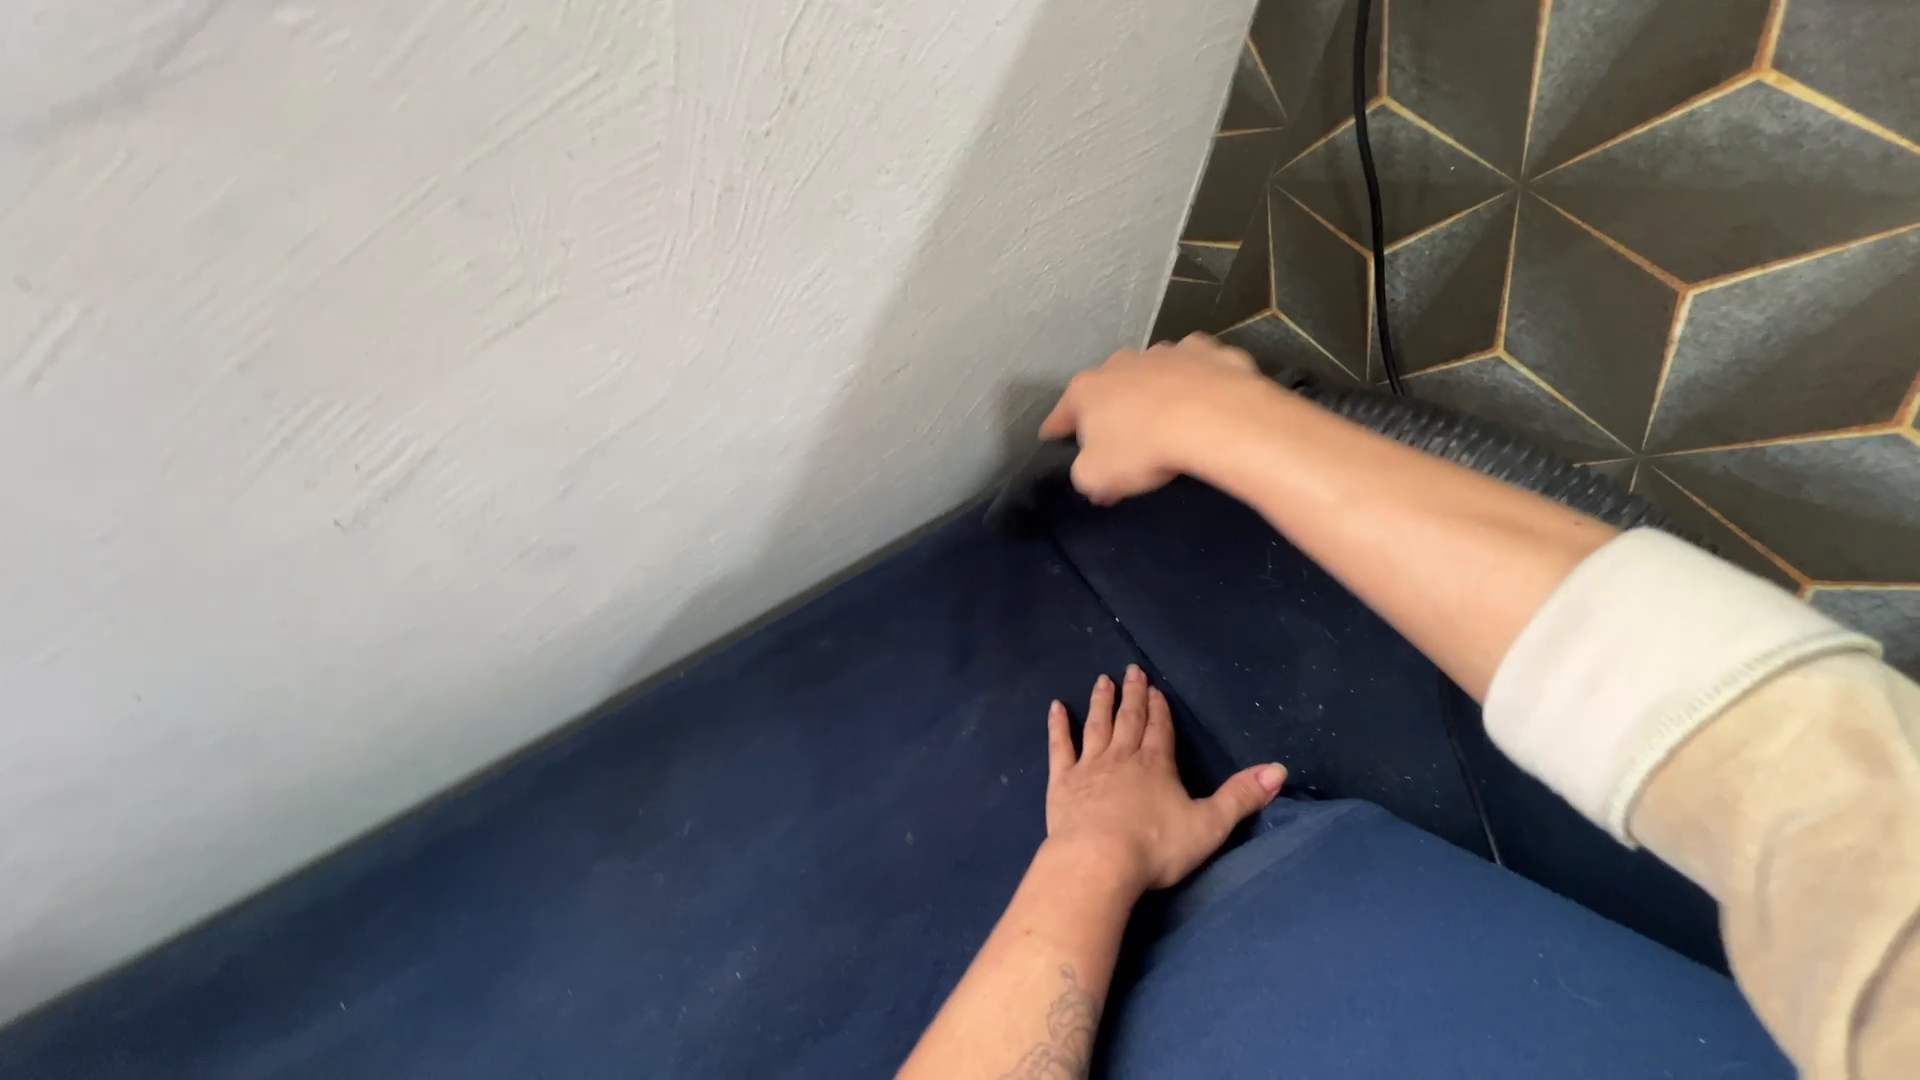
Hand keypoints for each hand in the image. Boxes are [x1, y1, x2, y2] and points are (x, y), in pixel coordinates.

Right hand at [1037, 334, 1271, 504]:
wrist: (1214, 419)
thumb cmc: (1144, 448)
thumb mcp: (1097, 478)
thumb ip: (1085, 476)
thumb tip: (1093, 477)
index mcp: (1086, 390)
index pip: (1060, 416)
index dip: (1056, 432)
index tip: (1054, 441)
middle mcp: (1120, 363)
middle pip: (1106, 390)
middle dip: (1108, 410)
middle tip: (1120, 439)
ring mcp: (1164, 352)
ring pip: (1150, 373)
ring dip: (1152, 391)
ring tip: (1166, 419)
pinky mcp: (1206, 351)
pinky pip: (1194, 368)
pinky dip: (1195, 381)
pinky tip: (1204, 400)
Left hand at [1044, 664, 1286, 893]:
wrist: (1098, 861)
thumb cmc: (1155, 847)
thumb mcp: (1209, 824)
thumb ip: (1241, 797)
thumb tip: (1278, 770)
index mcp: (1157, 765)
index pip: (1160, 729)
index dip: (1158, 708)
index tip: (1154, 688)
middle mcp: (1122, 757)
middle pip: (1129, 720)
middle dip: (1132, 695)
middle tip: (1131, 670)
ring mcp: (1089, 767)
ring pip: (1097, 726)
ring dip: (1100, 702)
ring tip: (1102, 680)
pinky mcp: (1062, 782)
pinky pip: (1060, 746)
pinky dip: (1058, 726)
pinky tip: (1056, 707)